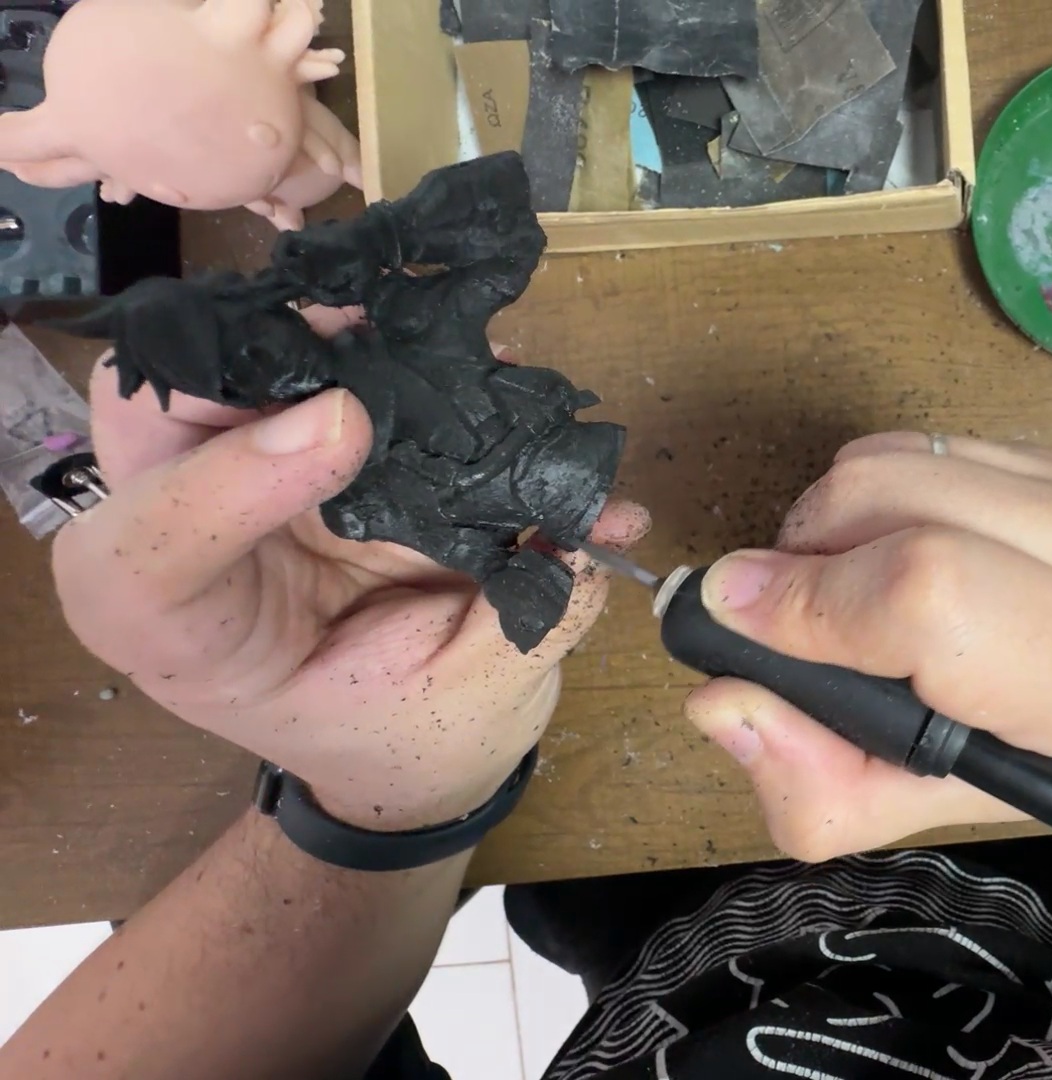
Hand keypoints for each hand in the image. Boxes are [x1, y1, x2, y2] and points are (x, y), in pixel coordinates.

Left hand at [53, 315, 646, 830]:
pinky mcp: (374, 481)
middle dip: (285, 351)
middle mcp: (232, 537)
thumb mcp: (467, 706)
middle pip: (196, 410)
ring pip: (298, 387)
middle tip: (382, 323)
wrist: (425, 752)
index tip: (348, 425)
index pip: (149, 536)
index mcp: (201, 627)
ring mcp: (303, 498)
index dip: (227, 468)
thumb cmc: (422, 745)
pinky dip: (456, 388)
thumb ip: (522, 623)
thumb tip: (578, 534)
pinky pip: (397, 411)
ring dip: (384, 354)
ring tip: (472, 351)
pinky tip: (516, 393)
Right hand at [684, 432, 1051, 860]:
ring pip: (892, 459)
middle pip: (892, 496)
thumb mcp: (923, 809)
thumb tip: (720, 697)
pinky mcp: (1048, 458)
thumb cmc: (1036, 759)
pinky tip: (887, 543)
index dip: (813, 599)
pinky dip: (871, 491)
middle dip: (803, 551)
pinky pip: (916, 445)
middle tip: (794, 609)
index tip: (737, 617)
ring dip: (830, 518)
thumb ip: (817, 781)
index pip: (925, 589)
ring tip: (842, 580)